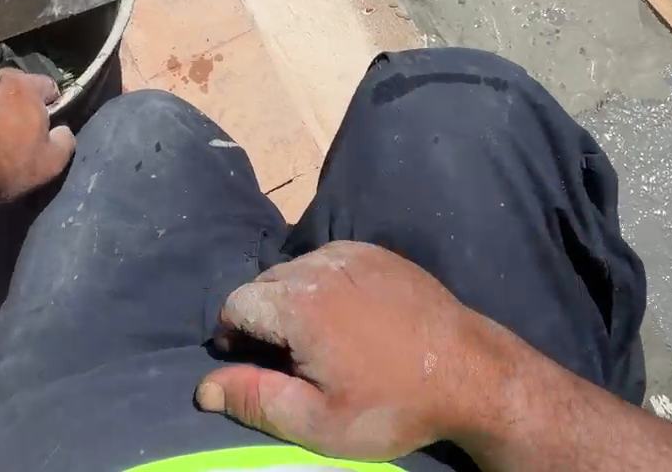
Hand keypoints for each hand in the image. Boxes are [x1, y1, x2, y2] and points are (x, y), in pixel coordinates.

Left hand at [0, 70, 73, 201]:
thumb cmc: (3, 168)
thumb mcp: (49, 164)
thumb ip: (64, 141)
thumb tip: (63, 129)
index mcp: (26, 89)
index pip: (47, 84)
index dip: (48, 102)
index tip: (44, 120)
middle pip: (13, 82)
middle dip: (16, 99)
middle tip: (11, 126)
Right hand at [195, 241, 500, 460]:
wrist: (468, 369)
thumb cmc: (391, 403)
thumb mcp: (320, 421)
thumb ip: (256, 399)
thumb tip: (203, 387)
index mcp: (297, 303)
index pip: (236, 302)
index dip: (235, 336)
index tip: (258, 366)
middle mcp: (316, 263)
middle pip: (264, 284)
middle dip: (264, 319)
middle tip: (294, 361)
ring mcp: (347, 251)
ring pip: (294, 270)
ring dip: (293, 301)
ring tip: (324, 341)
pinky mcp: (371, 249)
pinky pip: (327, 261)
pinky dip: (323, 286)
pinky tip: (350, 319)